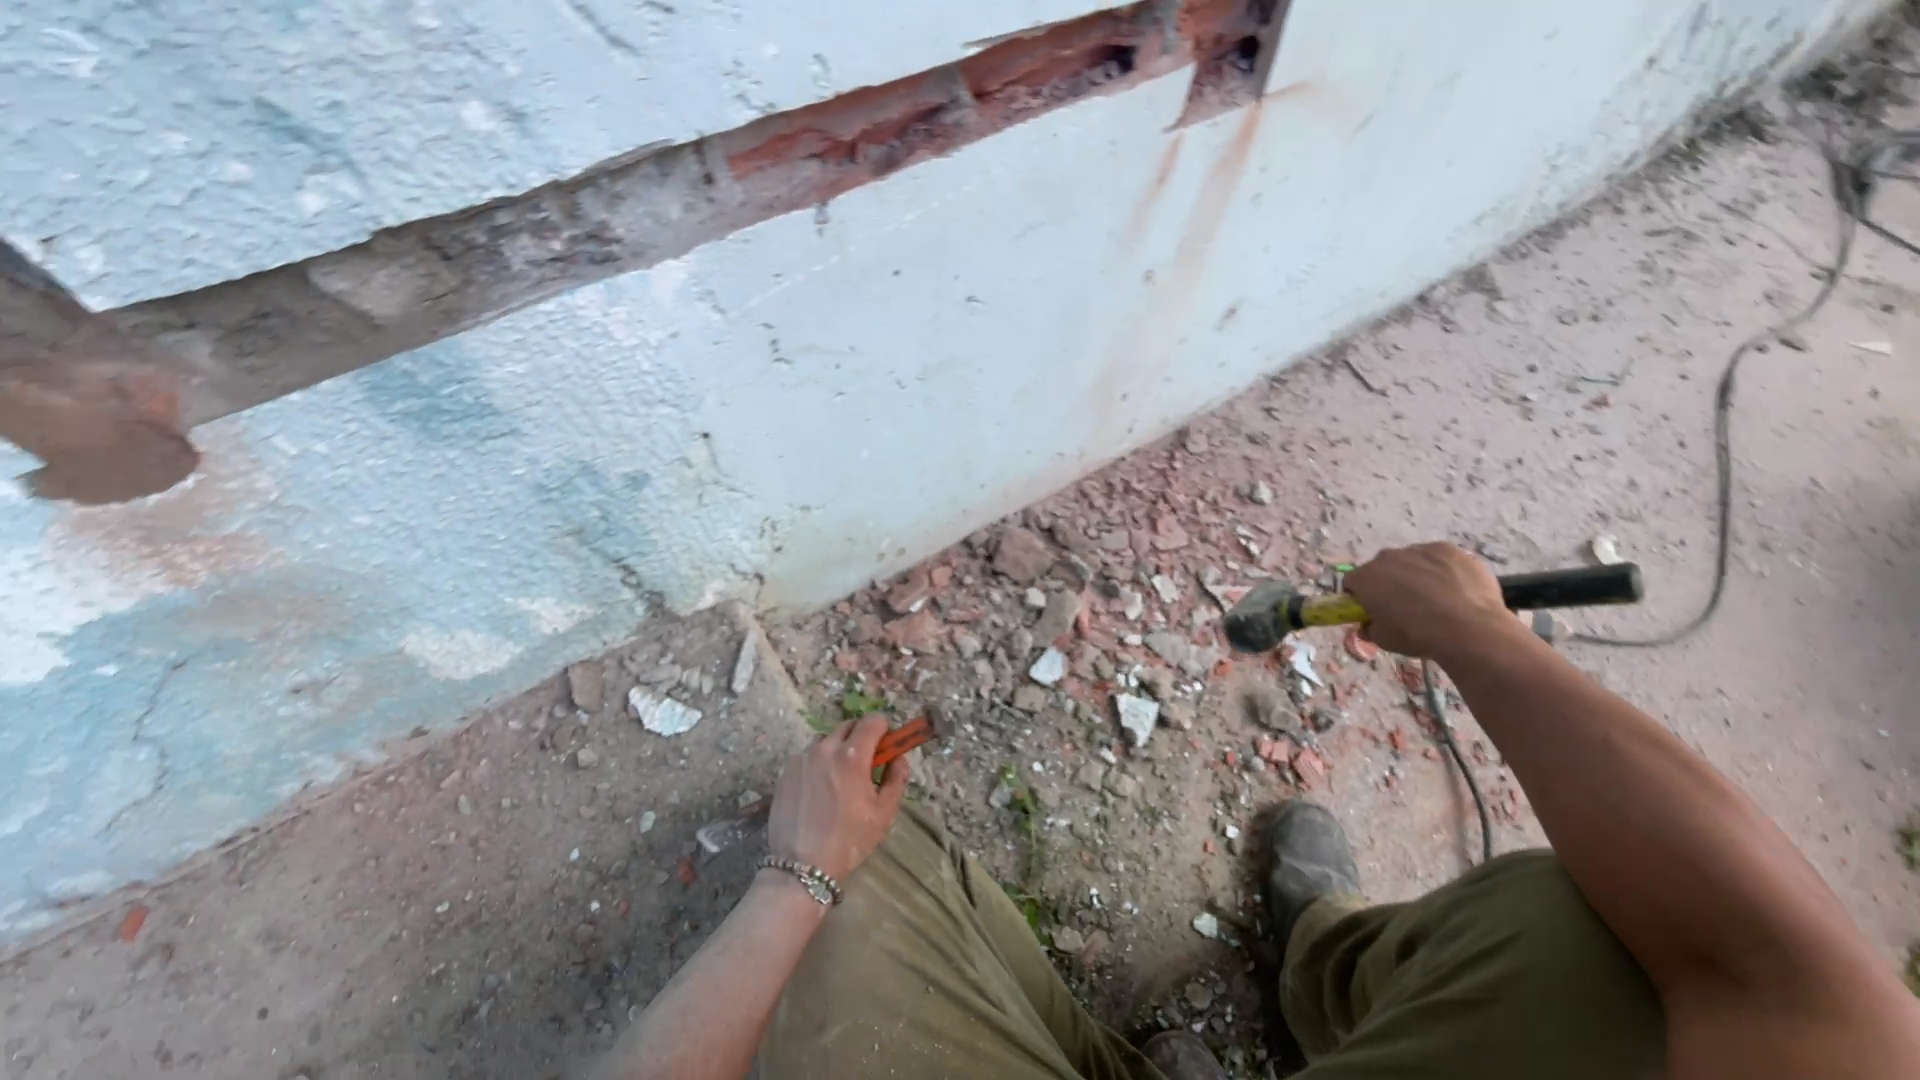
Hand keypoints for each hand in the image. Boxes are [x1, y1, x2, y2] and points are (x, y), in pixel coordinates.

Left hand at [764, 715, 909, 882]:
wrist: (802, 866)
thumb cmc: (849, 840)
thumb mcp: (884, 812)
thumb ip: (896, 778)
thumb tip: (898, 758)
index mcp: (852, 756)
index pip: (873, 720)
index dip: (884, 730)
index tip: (885, 748)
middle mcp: (825, 748)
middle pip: (848, 726)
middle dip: (861, 738)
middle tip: (865, 766)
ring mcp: (802, 758)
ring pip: (826, 742)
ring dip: (837, 751)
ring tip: (839, 782)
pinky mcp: (786, 771)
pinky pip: (808, 757)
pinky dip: (818, 765)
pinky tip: (818, 792)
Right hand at [1344, 543, 1513, 659]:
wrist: (1469, 629)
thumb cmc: (1417, 635)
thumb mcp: (1383, 640)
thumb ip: (1370, 627)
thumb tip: (1369, 624)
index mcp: (1365, 578)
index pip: (1352, 582)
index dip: (1360, 596)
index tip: (1372, 609)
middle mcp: (1388, 557)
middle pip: (1381, 568)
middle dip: (1388, 583)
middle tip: (1404, 605)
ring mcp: (1419, 550)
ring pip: (1410, 560)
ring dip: (1415, 574)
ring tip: (1434, 598)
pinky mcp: (1448, 549)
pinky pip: (1437, 558)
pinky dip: (1441, 570)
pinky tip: (1454, 589)